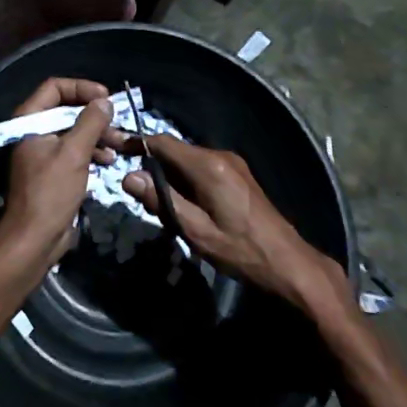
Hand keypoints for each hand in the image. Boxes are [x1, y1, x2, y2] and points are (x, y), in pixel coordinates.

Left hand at [0, 78, 124, 281]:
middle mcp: (33, 132)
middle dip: (94, 116)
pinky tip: (108, 161)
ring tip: (119, 145)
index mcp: (29, 120)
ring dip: (97, 135)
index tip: (106, 98)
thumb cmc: (50, 191)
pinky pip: (74, 152)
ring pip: (73, 132)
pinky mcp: (53, 172)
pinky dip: (91, 152)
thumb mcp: (74, 153)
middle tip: (118, 126)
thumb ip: (90, 123)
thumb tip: (104, 101)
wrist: (34, 237)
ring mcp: (43, 152)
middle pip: (66, 110)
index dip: (82, 88)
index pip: (55, 88)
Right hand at [124, 137, 354, 322]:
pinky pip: (203, 169)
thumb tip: (129, 177)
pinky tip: (186, 207)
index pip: (163, 142)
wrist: (290, 264)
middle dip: (154, 167)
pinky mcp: (239, 175)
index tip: (116, 149)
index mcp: (208, 166)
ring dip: (171, 177)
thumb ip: (161, 201)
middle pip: (175, 151)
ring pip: (188, 161)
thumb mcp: (195, 230)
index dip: (138, 142)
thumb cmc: (240, 249)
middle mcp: (220, 156)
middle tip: (139, 195)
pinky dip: (187, 181)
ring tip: (162, 207)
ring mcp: (232, 164)